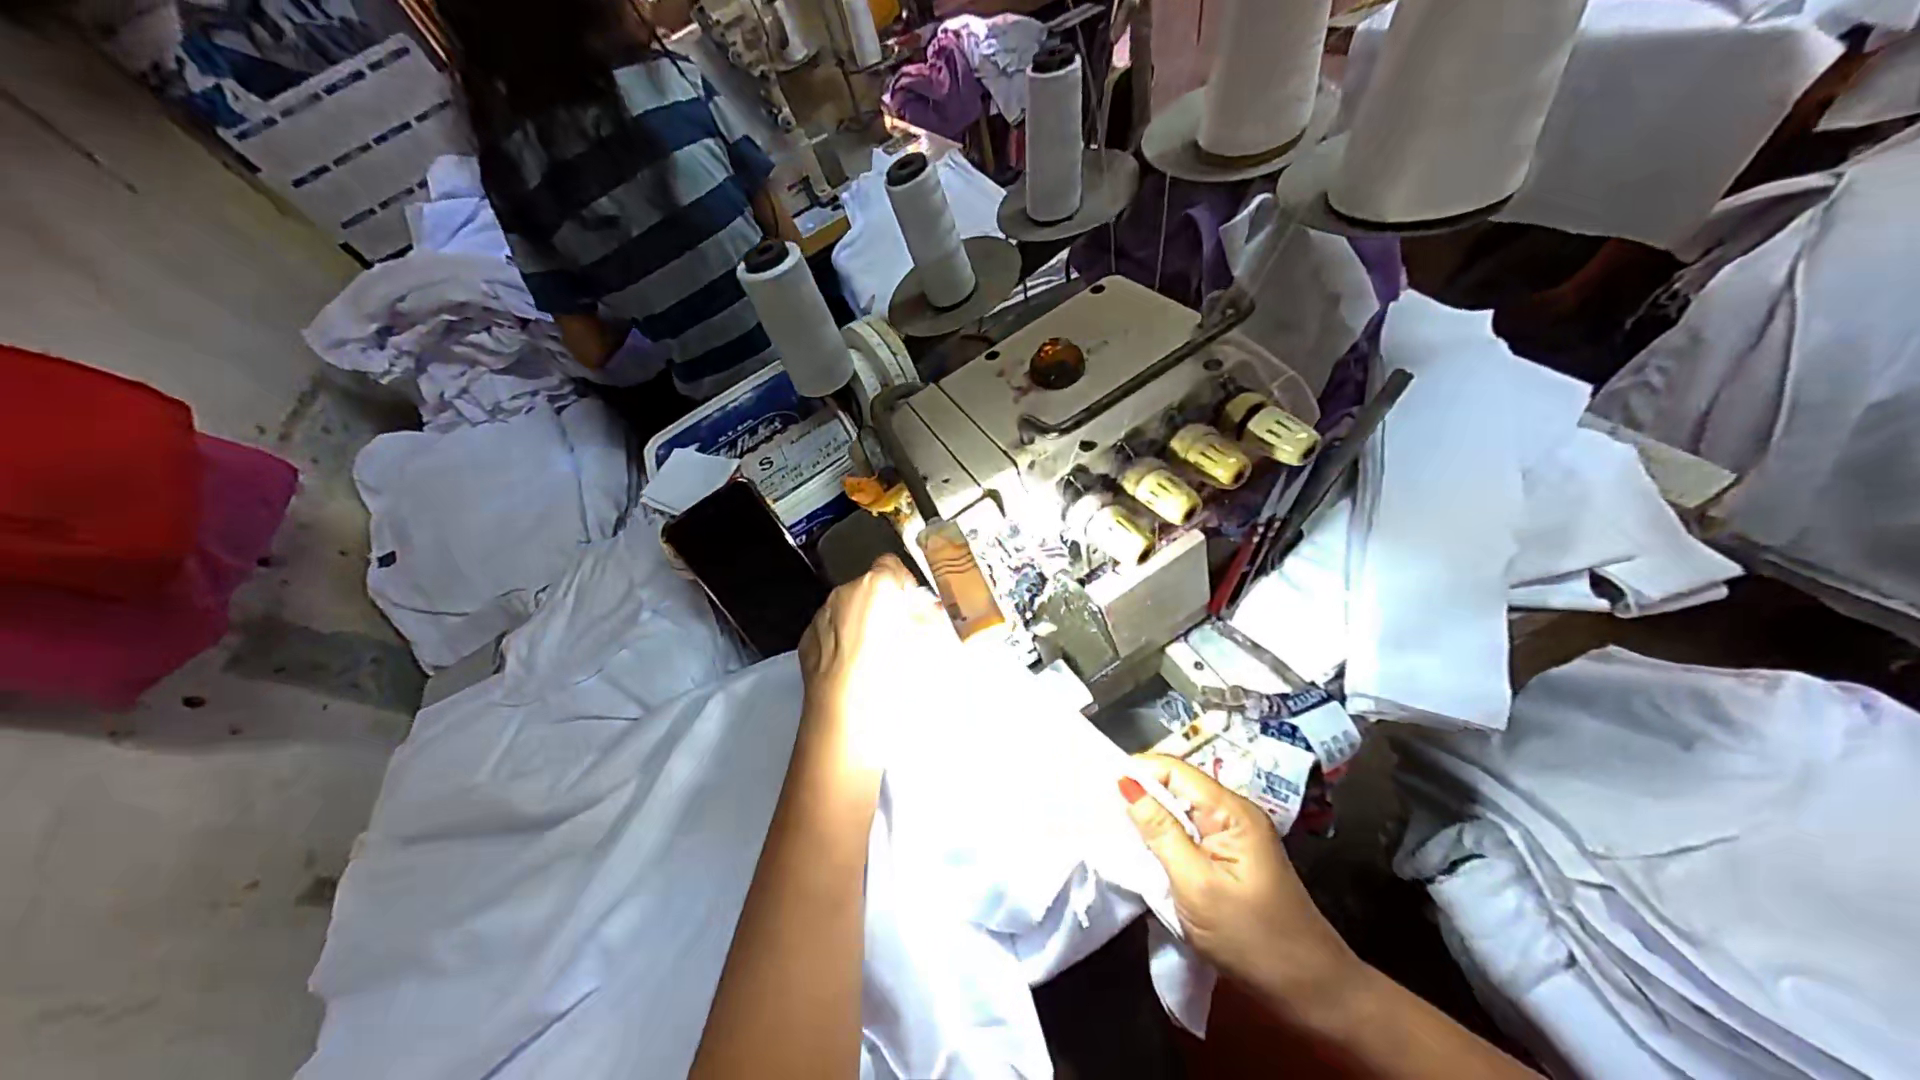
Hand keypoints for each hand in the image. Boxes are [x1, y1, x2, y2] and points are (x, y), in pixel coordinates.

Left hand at [797, 555, 951, 773]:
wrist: (847, 713)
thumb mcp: (926, 644)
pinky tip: (851, 667)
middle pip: (868, 587)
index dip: (903, 585)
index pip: (892, 566)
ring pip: (846, 608)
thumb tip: (932, 613)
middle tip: (896, 634)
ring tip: (872, 656)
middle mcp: (844, 592)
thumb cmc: (891, 675)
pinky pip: (829, 630)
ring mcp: (821, 614)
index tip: (911, 606)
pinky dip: (840, 641)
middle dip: (881, 605)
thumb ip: (930, 621)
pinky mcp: (806, 638)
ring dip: (859, 622)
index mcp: (876, 585)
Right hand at [1120, 755, 1360, 1015]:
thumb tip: (1126, 785)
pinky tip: (1145, 847)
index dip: (1136, 771)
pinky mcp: (1231, 854)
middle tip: (1100, 809)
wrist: (1310, 989)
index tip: (1099, 787)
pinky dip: (1165, 834)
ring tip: (1115, 826)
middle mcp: (1234, 812)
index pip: (1174, 769)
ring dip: (1150, 815)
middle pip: (1177, 784)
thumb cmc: (1252, 939)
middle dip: (1139, 792)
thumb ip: (1160, 832)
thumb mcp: (1196, 885)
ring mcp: (1235, 833)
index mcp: (1231, 811)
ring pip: (1181, 807)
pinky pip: (1190, 829)